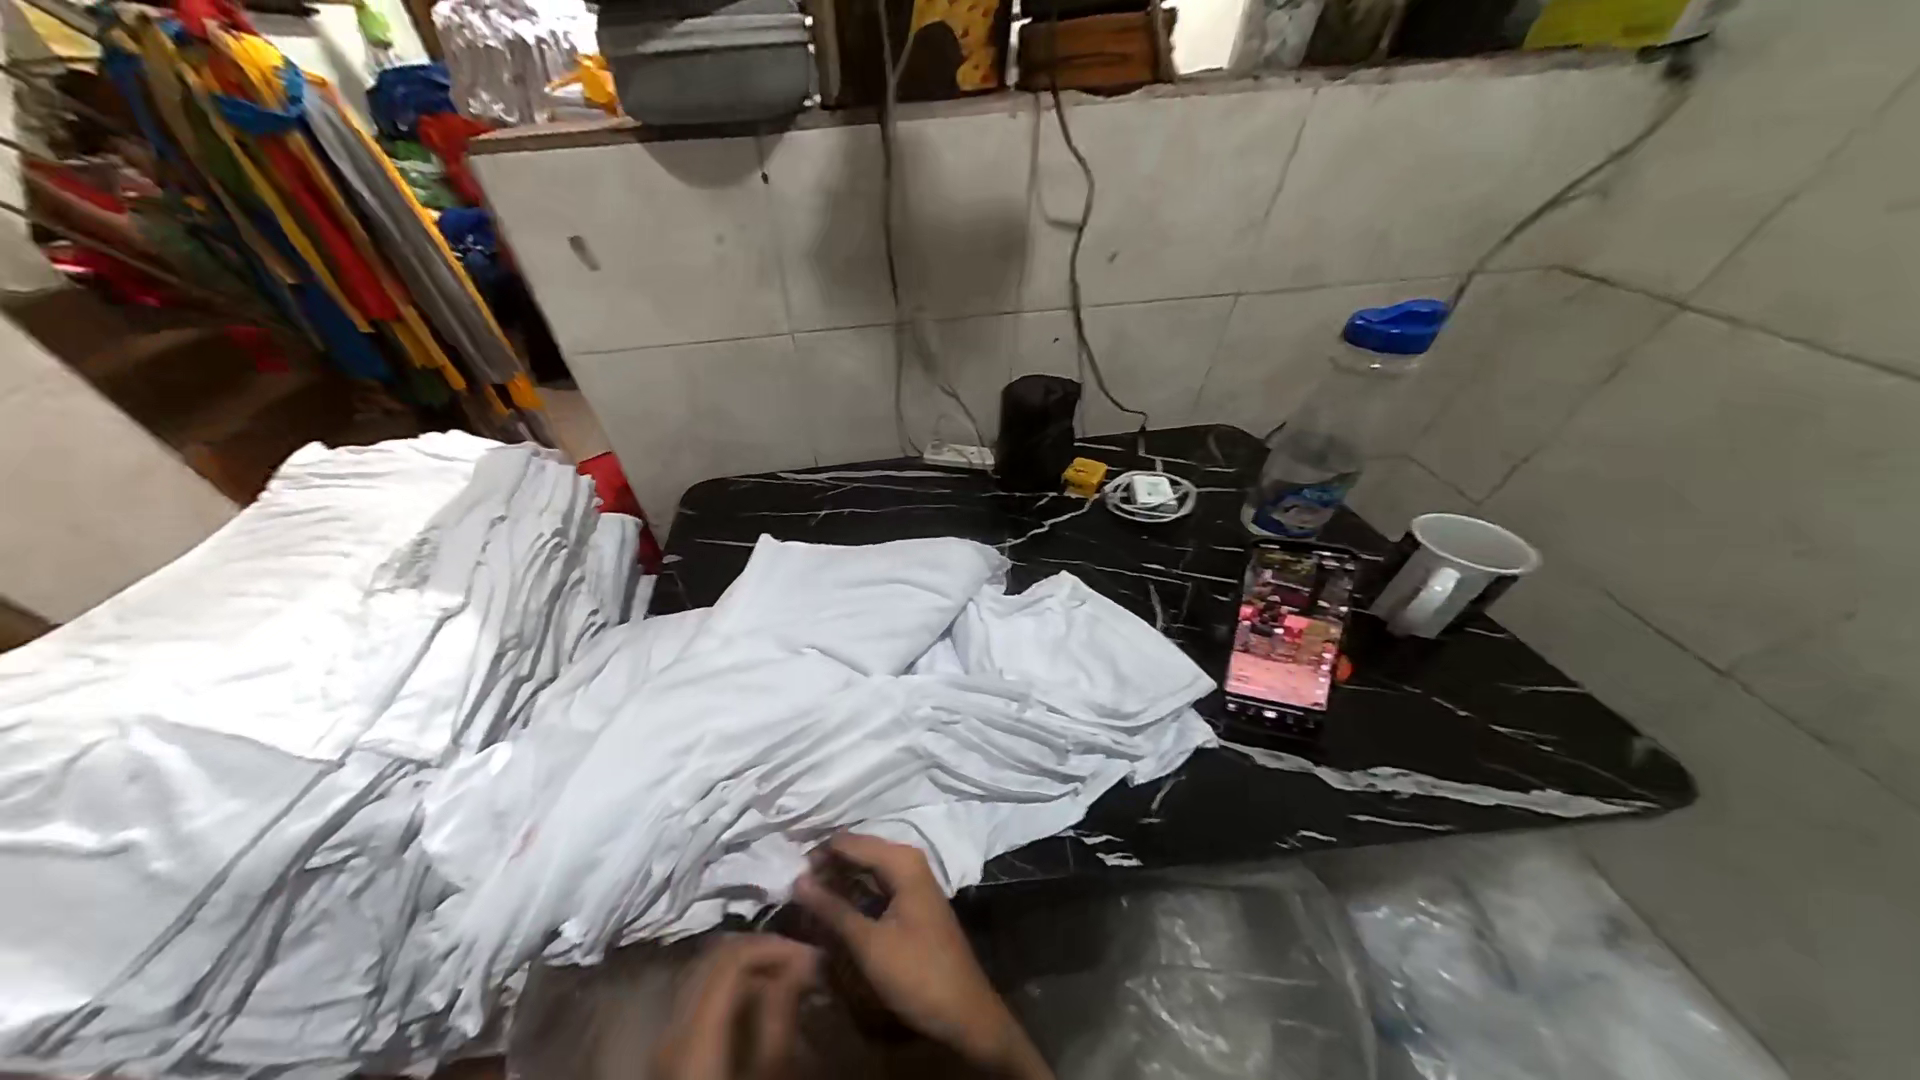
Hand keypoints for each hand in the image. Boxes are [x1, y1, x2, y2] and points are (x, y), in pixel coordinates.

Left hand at [653, 934, 818, 1079]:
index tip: (811, 956)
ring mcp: (667, 1039)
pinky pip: (702, 997)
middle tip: (803, 963)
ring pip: (707, 973)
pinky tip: (761, 1004)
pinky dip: (734, 988)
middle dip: (762, 951)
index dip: (774, 946)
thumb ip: (782, 1012)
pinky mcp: (672, 1052)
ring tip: (787, 980)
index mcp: (693, 1032)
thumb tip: (802, 959)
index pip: (731, 956)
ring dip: (749, 967)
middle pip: (715, 958)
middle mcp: (672, 1026)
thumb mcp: (771, 1076)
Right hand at [793, 834, 1051, 1079]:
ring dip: (837, 880)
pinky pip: (875, 885)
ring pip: (866, 869)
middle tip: (791, 886)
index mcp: (902, 861)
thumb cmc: (916, 972)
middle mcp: (908, 861)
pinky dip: (852, 893)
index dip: (818, 852)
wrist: (963, 1009)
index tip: (785, 868)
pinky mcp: (910, 901)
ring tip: (804, 895)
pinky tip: (831, 907)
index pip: (850, 842)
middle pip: (859, 852)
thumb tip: (797, 880)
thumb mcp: (868, 943)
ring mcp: (911, 881)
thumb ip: (832, 909)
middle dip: (826, 865)